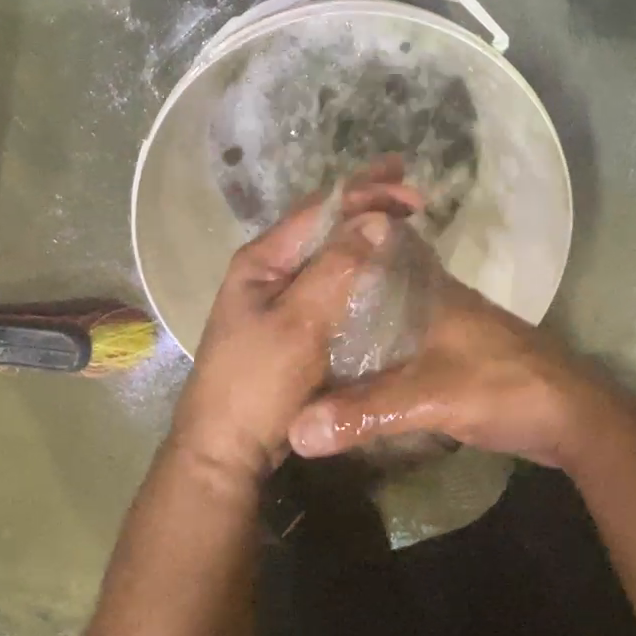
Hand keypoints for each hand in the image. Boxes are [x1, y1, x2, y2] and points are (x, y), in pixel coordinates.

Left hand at [170, 163, 421, 483]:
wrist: (226, 449)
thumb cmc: (257, 384)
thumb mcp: (299, 324)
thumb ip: (337, 269)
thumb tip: (376, 218)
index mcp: (262, 260)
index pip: (319, 210)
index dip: (365, 192)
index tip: (409, 189)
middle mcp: (268, 270)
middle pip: (322, 224)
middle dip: (365, 200)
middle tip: (409, 186)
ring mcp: (278, 298)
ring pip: (327, 251)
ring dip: (363, 230)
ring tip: (400, 215)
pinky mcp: (292, 324)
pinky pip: (330, 281)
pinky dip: (358, 264)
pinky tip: (382, 266)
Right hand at [285, 256, 632, 470]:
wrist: (575, 419)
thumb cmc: (506, 388)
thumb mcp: (431, 398)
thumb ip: (366, 412)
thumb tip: (295, 431)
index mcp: (433, 290)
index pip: (382, 246)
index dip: (343, 243)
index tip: (294, 255)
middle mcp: (441, 301)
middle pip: (381, 283)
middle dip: (341, 290)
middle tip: (290, 306)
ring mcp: (454, 329)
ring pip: (395, 315)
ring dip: (361, 324)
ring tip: (311, 340)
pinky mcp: (462, 358)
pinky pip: (408, 344)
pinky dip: (382, 353)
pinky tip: (358, 372)